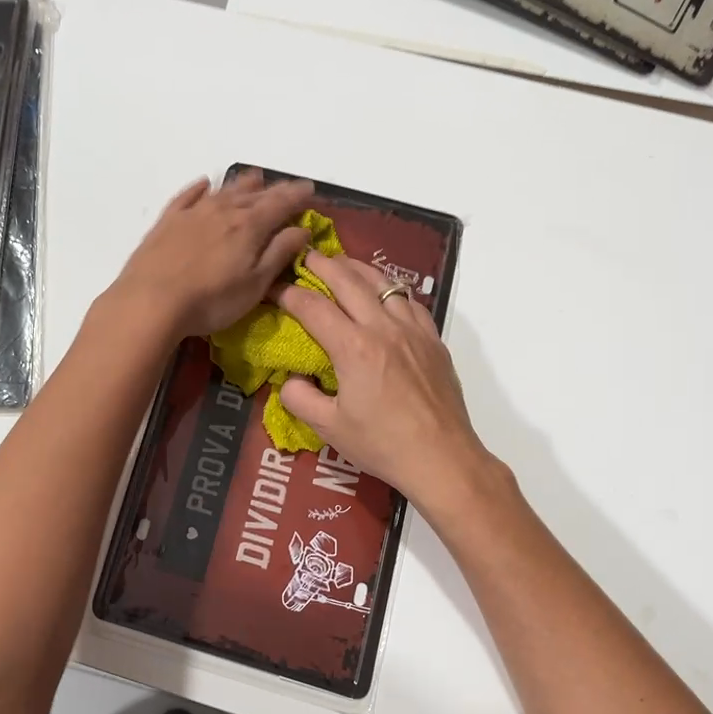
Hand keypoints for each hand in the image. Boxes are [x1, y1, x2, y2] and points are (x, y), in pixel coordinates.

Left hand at [108, 170, 314, 338]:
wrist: (150, 302)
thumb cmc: (210, 301)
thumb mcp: (254, 284)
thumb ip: (279, 253)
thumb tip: (302, 229)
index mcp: (249, 226)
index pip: (281, 203)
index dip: (298, 196)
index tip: (310, 190)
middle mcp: (223, 211)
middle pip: (253, 194)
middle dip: (273, 190)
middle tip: (285, 188)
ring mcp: (192, 214)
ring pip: (223, 191)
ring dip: (241, 184)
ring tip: (254, 178)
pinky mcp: (167, 222)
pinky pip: (187, 196)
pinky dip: (200, 188)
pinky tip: (204, 183)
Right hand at [275, 252, 507, 526]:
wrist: (441, 457)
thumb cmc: (381, 445)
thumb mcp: (328, 427)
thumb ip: (299, 397)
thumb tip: (291, 378)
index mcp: (354, 348)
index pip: (312, 307)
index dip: (287, 293)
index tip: (271, 288)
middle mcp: (384, 328)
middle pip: (349, 281)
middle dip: (322, 264)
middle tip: (303, 255)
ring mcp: (413, 331)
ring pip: (384, 283)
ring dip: (358, 268)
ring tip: (341, 263)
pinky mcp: (433, 340)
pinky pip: (409, 301)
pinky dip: (389, 289)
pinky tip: (383, 295)